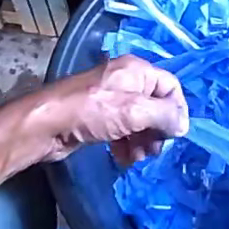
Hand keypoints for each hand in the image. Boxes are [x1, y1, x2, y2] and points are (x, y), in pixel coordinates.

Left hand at [19, 55, 189, 166]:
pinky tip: (121, 157)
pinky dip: (127, 144)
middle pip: (156, 105)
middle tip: (152, 150)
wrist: (45, 126)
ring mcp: (112, 100)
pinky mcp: (99, 118)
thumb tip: (183, 125)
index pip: (171, 86)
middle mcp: (126, 81)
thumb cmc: (91, 112)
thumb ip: (164, 115)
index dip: (177, 110)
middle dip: (157, 130)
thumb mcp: (134, 111)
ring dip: (143, 141)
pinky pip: (124, 130)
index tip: (174, 136)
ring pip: (141, 121)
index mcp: (137, 70)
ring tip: (135, 157)